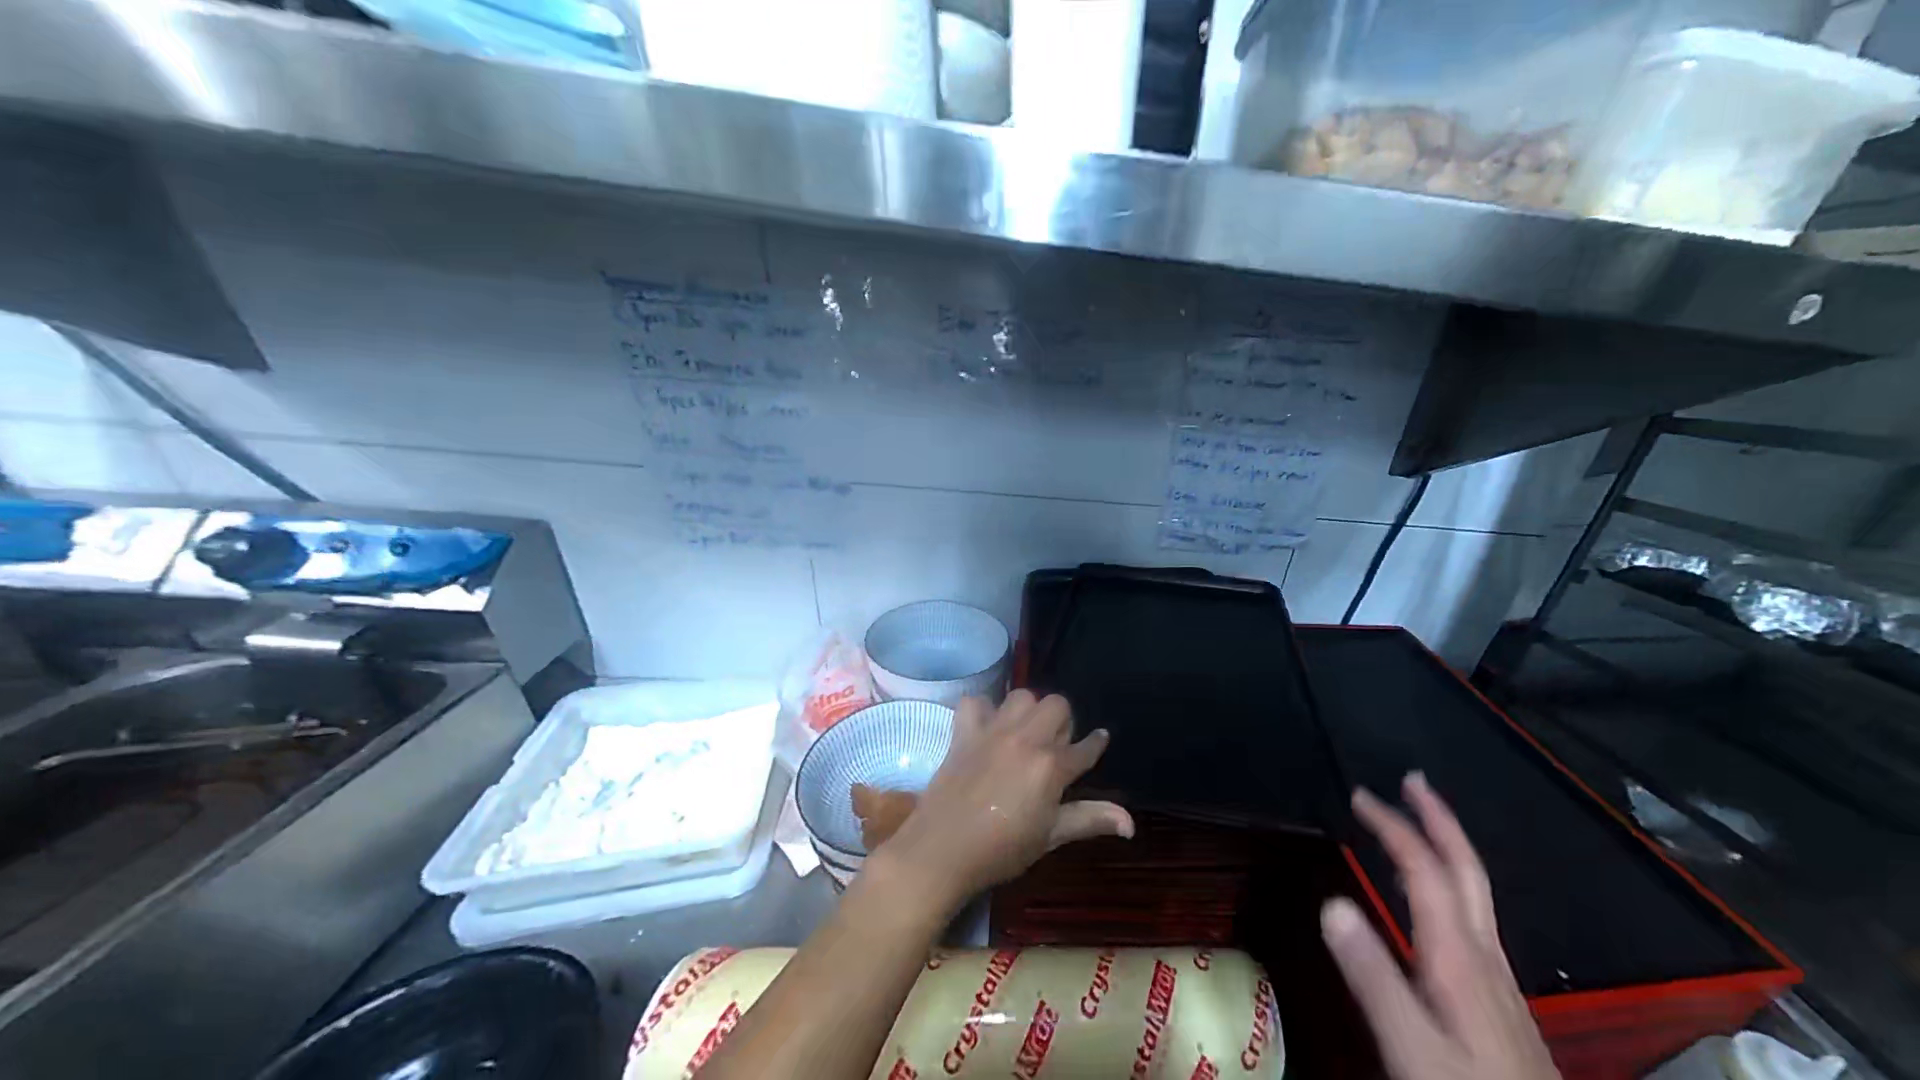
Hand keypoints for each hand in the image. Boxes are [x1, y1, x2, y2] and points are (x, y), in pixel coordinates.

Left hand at [877, 691, 1132, 911]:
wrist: (942, 850)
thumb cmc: (1002, 850)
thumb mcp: (1050, 837)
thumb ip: (1089, 819)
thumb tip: (1131, 823)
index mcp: (1051, 766)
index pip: (1085, 747)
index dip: (1096, 744)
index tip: (1099, 740)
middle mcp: (1025, 739)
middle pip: (1057, 705)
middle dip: (1063, 722)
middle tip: (1055, 747)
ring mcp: (992, 731)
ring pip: (1022, 696)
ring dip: (1029, 710)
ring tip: (1025, 734)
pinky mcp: (963, 732)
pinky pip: (975, 702)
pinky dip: (983, 709)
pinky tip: (987, 728)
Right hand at [1322, 773, 1560, 1079]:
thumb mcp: (1411, 1046)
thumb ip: (1372, 977)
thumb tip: (1332, 903)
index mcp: (1458, 958)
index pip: (1427, 873)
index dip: (1395, 827)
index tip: (1360, 795)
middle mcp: (1483, 957)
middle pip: (1467, 873)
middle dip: (1439, 821)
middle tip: (1412, 782)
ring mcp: (1496, 980)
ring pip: (1475, 893)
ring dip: (1447, 847)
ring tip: (1420, 823)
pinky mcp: (1497, 1000)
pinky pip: (1473, 917)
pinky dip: (1451, 882)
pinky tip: (1438, 897)